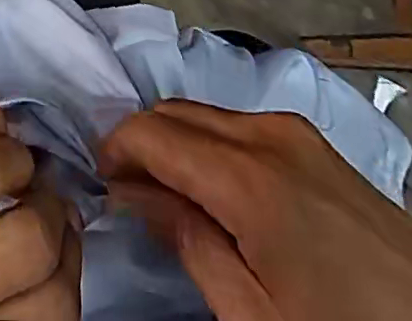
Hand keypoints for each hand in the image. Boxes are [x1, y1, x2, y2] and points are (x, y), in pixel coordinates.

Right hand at [99, 100, 411, 320]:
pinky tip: (210, 186)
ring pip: (209, 113)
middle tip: (123, 192)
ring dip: (176, 141)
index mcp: (248, 173)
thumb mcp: (251, 309)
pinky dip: (211, 143)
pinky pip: (241, 124)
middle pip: (179, 111)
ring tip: (163, 194)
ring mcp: (296, 129)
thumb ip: (187, 238)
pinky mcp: (314, 139)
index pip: (156, 131)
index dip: (117, 148)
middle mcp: (269, 130)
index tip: (97, 182)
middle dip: (142, 141)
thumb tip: (133, 191)